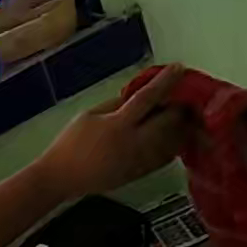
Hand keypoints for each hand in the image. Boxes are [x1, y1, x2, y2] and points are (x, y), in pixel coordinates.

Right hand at [35, 64, 191, 200]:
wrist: (63, 178)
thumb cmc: (70, 144)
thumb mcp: (88, 115)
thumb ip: (115, 104)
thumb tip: (137, 95)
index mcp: (118, 125)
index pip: (148, 98)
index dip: (166, 82)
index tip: (179, 68)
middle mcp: (134, 144)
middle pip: (169, 122)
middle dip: (180, 106)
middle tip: (184, 95)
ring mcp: (140, 161)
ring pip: (173, 141)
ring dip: (181, 125)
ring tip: (181, 114)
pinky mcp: (140, 173)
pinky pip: (166, 156)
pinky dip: (174, 143)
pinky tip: (173, 134)